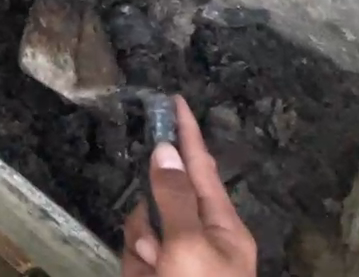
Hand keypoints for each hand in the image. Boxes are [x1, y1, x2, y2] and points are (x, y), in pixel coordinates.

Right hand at [121, 96, 256, 276]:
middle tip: (153, 247)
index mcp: (223, 228)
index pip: (201, 166)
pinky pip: (136, 255)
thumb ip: (172, 196)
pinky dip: (136, 268)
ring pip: (143, 226)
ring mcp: (181, 264)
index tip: (173, 98)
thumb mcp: (188, 247)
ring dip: (139, 248)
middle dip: (148, 216)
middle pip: (162, 197)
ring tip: (152, 274)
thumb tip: (164, 150)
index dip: (187, 131)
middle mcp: (203, 241)